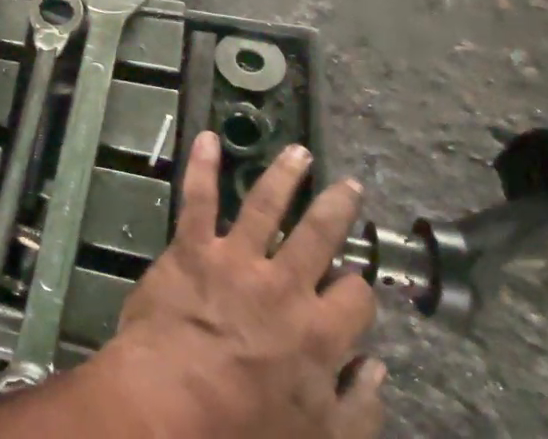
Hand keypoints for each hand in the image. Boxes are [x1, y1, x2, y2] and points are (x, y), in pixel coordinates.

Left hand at [97, 133, 384, 437]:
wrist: (170, 403)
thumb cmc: (243, 428)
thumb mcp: (319, 437)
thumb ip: (358, 407)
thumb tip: (378, 369)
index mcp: (320, 332)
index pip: (356, 296)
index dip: (357, 290)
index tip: (352, 287)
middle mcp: (284, 286)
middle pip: (319, 236)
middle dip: (336, 209)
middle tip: (348, 186)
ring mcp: (235, 260)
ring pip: (265, 205)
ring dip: (284, 175)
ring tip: (298, 153)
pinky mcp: (191, 249)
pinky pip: (196, 199)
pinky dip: (200, 166)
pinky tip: (206, 138)